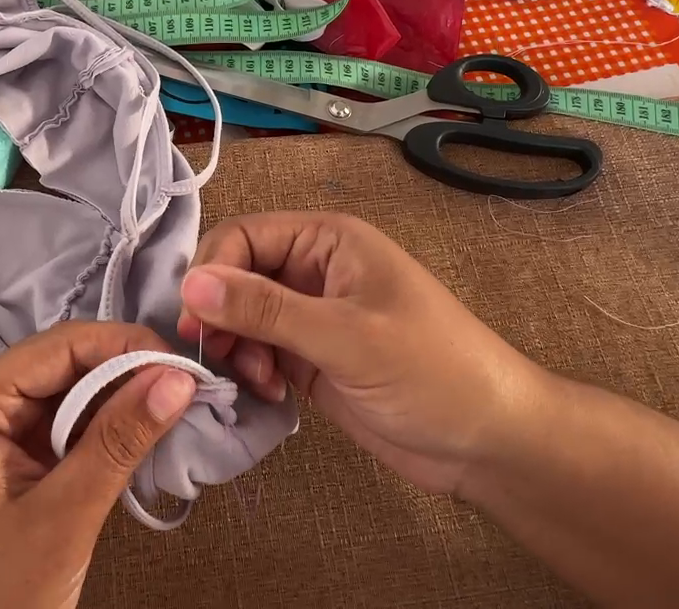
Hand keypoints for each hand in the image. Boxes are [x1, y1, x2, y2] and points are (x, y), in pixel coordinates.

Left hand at [0, 322, 196, 608]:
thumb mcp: (59, 519)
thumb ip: (117, 441)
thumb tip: (177, 377)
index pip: (63, 344)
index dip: (126, 344)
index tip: (187, 364)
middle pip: (67, 365)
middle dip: (128, 372)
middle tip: (193, 388)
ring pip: (70, 396)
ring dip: (121, 402)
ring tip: (180, 407)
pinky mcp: (11, 467)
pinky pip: (64, 430)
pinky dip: (104, 433)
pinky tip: (143, 436)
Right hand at [176, 212, 542, 497]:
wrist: (488, 443)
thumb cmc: (431, 371)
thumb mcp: (346, 336)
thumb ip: (267, 309)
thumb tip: (190, 284)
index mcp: (327, 241)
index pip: (245, 236)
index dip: (212, 270)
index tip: (193, 319)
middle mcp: (314, 270)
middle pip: (238, 275)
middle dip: (221, 313)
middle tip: (212, 356)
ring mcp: (312, 316)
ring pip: (244, 316)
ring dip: (236, 346)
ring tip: (256, 379)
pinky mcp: (311, 358)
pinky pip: (260, 350)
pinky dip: (252, 369)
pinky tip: (268, 393)